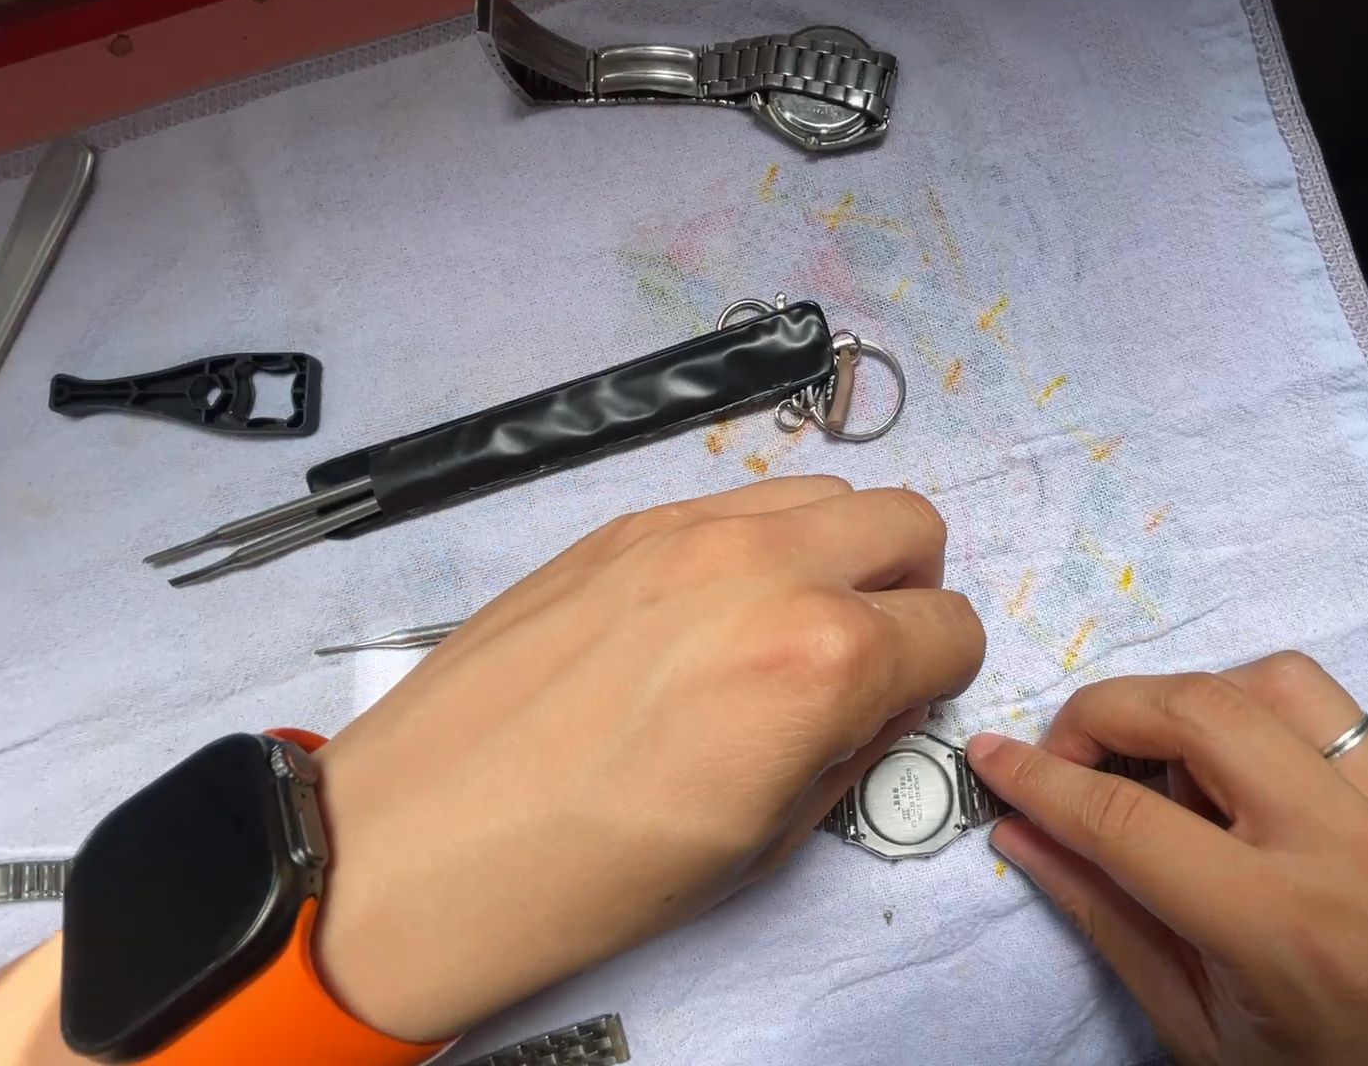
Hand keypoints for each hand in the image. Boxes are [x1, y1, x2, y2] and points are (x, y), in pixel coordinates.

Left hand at [308, 477, 983, 1040]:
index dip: (942, 675)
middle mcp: (771, 566)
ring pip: (831, 495)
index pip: (953, 629)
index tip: (903, 698)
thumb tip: (890, 688)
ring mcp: (692, 526)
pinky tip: (711, 606)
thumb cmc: (600, 873)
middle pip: (912, 524)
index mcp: (821, 659)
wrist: (414, 844)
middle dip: (913, 590)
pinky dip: (766, 544)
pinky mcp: (630, 519)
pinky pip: (744, 501)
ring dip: (841, 554)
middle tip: (869, 646)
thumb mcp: (770, 837)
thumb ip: (856, 740)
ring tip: (788, 619)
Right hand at [966, 653, 1367, 1064]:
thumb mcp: (1188, 1023)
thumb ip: (1098, 910)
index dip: (1040, 780)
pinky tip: (1228, 762)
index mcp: (1286, 933)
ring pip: (1271, 682)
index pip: (1128, 819)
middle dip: (1102, 714)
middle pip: (1199, 713)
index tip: (989, 757)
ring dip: (1184, 701)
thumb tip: (1016, 830)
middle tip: (1067, 755)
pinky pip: (1326, 706)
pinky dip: (1251, 706)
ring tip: (1157, 759)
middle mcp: (1353, 854)